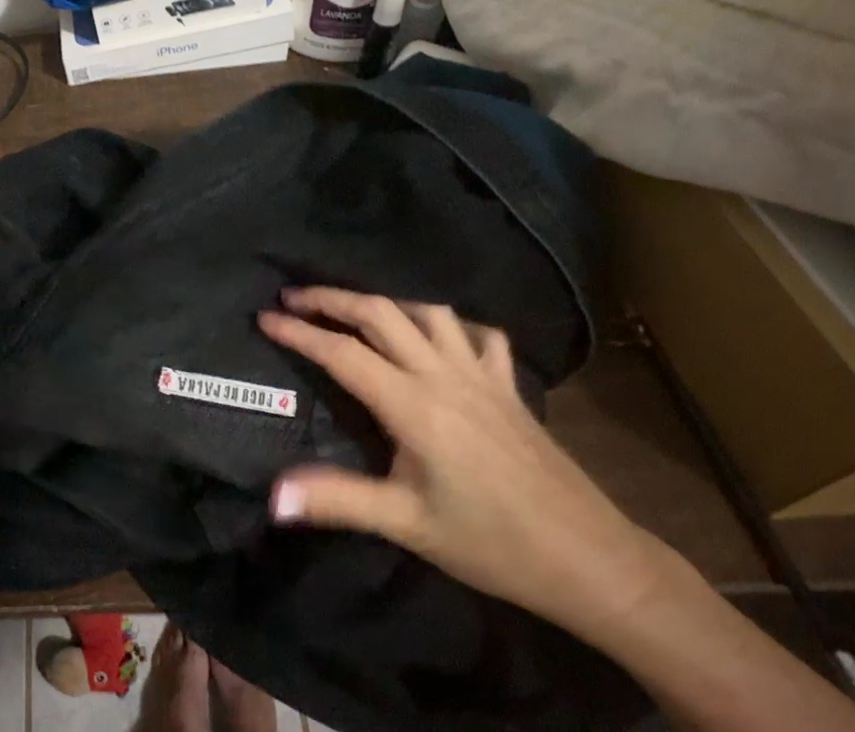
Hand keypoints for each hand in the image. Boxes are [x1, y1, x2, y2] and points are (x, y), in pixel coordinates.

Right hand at [259, 289, 676, 635]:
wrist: (589, 558)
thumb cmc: (491, 543)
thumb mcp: (407, 525)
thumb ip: (338, 501)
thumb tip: (273, 497)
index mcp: (414, 406)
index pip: (343, 354)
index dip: (299, 333)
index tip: (264, 318)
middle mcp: (446, 377)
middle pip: (382, 314)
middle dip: (333, 298)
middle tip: (294, 297)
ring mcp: (484, 377)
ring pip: (429, 314)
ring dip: (386, 303)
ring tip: (355, 312)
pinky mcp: (511, 388)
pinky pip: (478, 336)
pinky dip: (449, 326)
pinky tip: (439, 338)